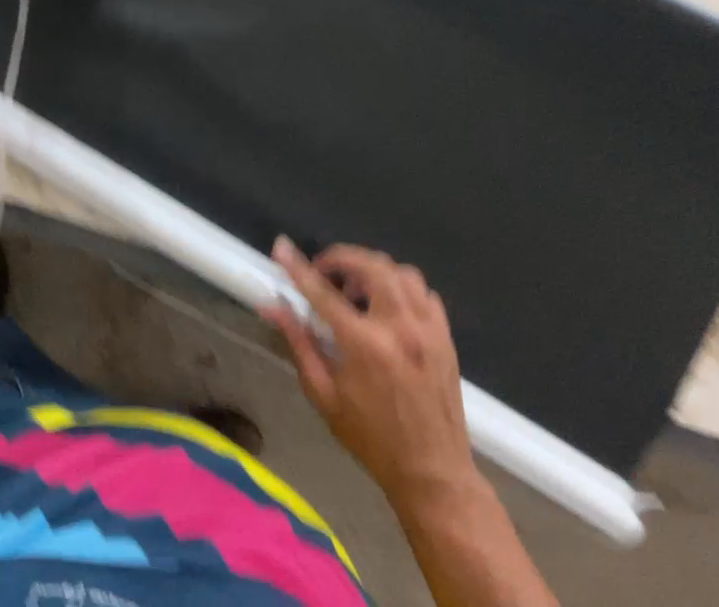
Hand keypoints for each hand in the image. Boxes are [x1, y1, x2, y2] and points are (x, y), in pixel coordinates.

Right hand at [262, 237, 477, 505]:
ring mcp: (430, 331)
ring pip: (403, 274)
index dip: (298, 266)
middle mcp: (401, 328)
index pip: (323, 292)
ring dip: (373, 272)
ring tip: (355, 293)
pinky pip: (425, 294)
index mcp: (365, 345)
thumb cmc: (369, 436)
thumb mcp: (322, 392)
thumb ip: (298, 342)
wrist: (432, 471)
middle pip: (373, 267)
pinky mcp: (446, 339)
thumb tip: (272, 306)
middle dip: (342, 259)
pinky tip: (385, 308)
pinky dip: (401, 289)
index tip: (281, 246)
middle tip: (322, 273)